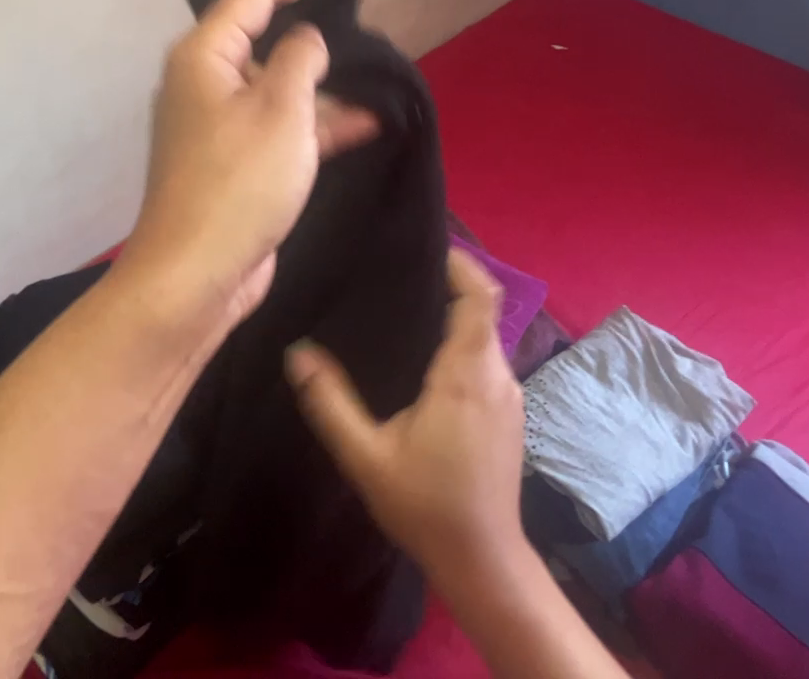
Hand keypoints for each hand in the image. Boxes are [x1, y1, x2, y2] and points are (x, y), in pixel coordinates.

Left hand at [118, 0, 379, 328]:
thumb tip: (306, 40)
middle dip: (318, 36)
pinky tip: (368, 126)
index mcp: (205, 56)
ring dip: (326, 88)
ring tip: (380, 86)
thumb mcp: (281, 111)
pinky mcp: (237, 162)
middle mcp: (207, 82)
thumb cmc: (238, 184)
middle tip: (367, 32)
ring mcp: (221, 125)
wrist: (196, 275)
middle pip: (266, 39)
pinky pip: (282, 127)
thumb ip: (299, 59)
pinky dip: (318, 125)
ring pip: (280, 88)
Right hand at [285, 249, 527, 575]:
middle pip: (481, 313)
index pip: (480, 299)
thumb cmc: (425, 506)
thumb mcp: (366, 456)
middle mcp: (498, 376)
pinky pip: (488, 362)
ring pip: (485, 339)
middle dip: (447, 289)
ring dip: (454, 320)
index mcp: (466, 375)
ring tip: (406, 314)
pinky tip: (426, 364)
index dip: (461, 266)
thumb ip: (330, 403)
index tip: (428, 249)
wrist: (483, 559)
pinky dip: (463, 348)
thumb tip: (297, 354)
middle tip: (398, 279)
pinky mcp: (511, 414)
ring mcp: (510, 396)